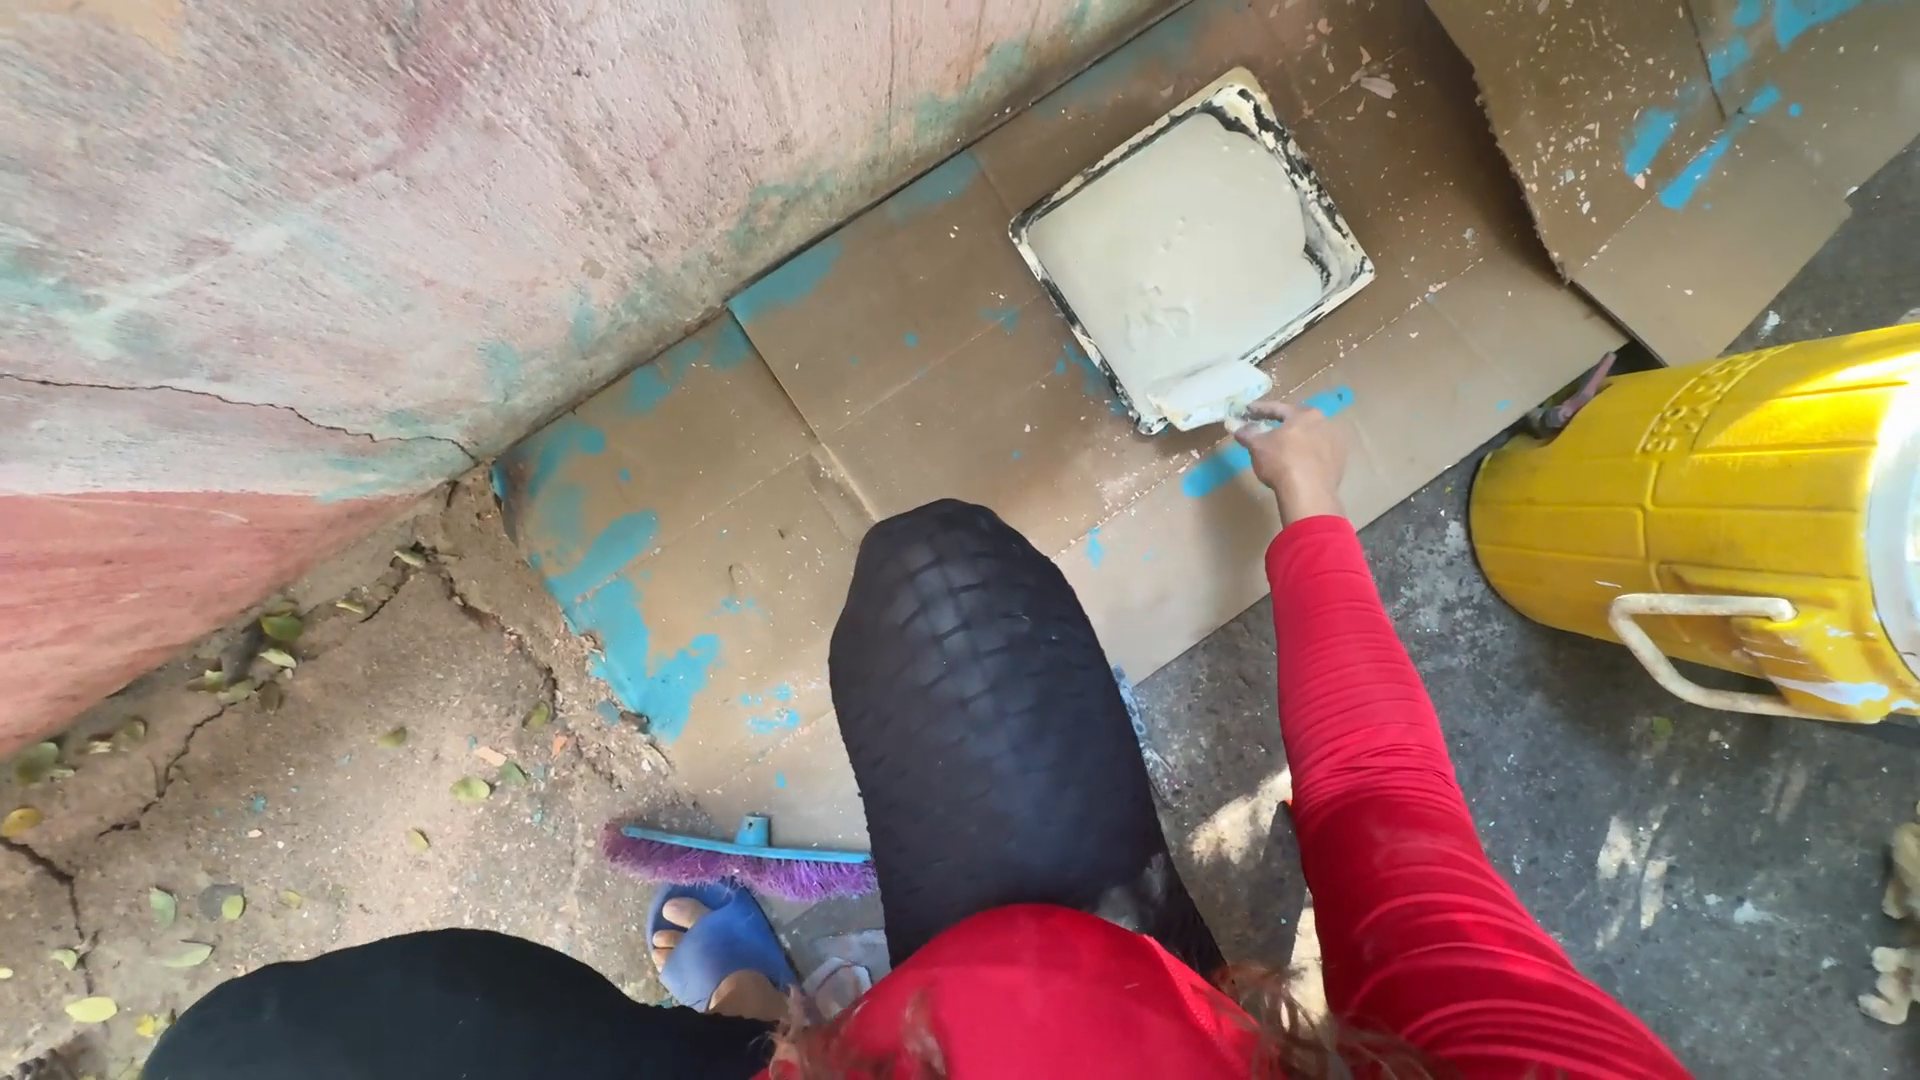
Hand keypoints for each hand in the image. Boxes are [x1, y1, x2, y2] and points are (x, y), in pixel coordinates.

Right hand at [1233, 400, 1348, 524]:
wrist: (1309, 491)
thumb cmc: (1281, 461)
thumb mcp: (1257, 447)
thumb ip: (1247, 434)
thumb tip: (1237, 429)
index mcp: (1304, 414)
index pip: (1278, 408)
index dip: (1260, 409)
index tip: (1248, 410)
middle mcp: (1324, 423)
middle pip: (1298, 420)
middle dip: (1282, 423)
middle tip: (1268, 426)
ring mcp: (1335, 441)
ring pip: (1311, 436)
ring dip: (1298, 439)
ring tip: (1285, 447)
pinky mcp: (1340, 460)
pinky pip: (1320, 452)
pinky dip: (1308, 454)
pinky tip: (1300, 462)